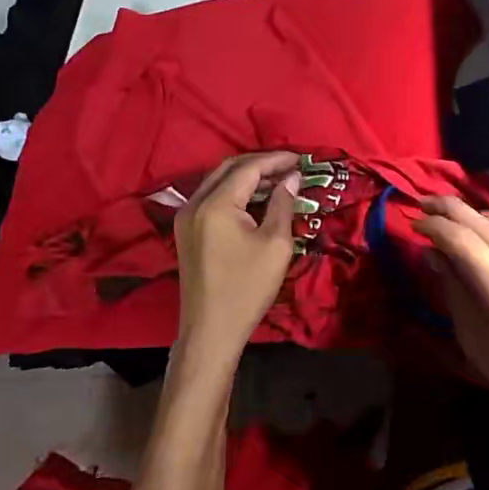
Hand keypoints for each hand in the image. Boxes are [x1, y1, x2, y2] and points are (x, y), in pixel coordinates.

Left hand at [174, 152, 301, 362]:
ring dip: (248, 176)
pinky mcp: (187, 232)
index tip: (301, 160)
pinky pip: (212, 198)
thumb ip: (282, 204)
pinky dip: (236, 191)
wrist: (211, 330)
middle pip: (228, 169)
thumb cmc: (248, 287)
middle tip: (290, 166)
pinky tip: (257, 199)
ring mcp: (186, 218)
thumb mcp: (276, 244)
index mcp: (216, 205)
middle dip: (261, 163)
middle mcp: (194, 205)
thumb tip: (292, 178)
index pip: (248, 168)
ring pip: (218, 182)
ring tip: (278, 180)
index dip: (276, 160)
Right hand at [414, 197, 488, 434]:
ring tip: (450, 218)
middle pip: (484, 222)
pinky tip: (484, 234)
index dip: (435, 226)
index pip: (464, 241)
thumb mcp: (478, 342)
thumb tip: (434, 253)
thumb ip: (455, 292)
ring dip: (475, 215)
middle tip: (423, 204)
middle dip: (450, 209)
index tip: (414, 223)